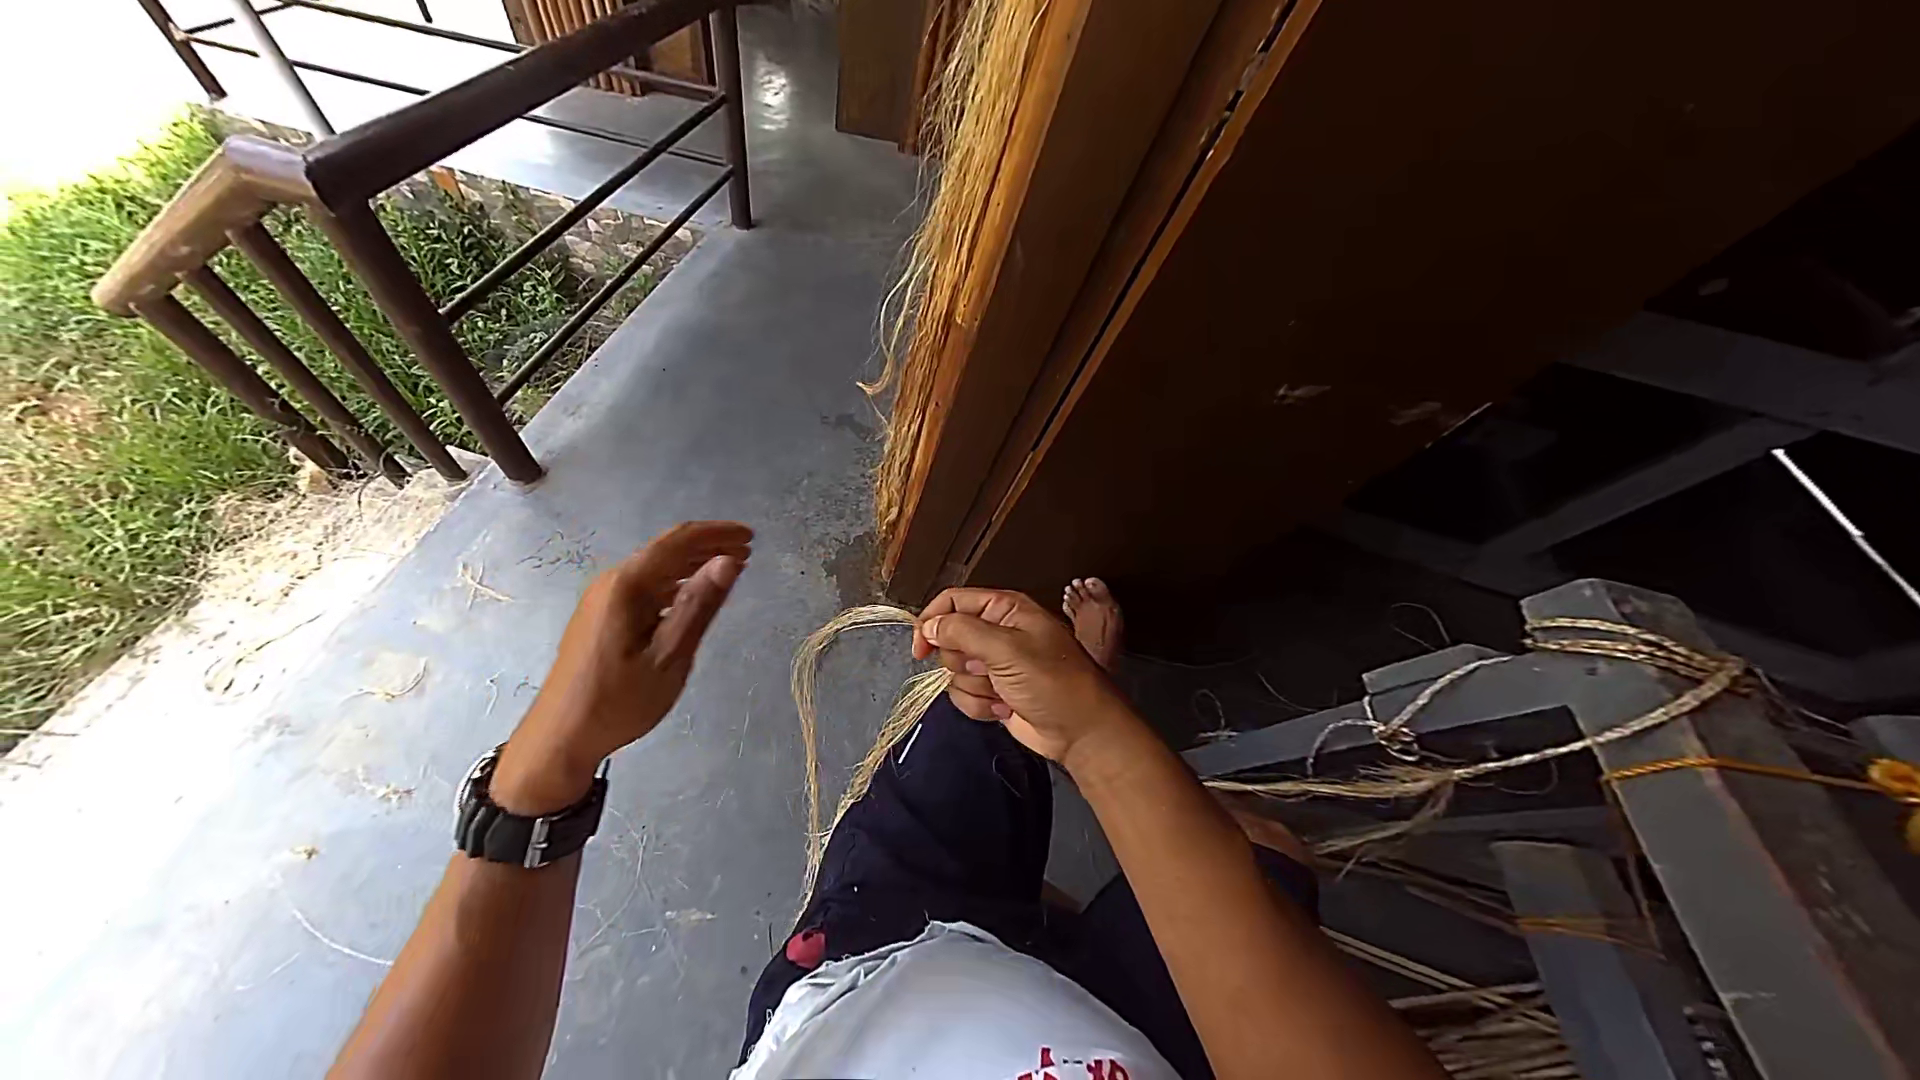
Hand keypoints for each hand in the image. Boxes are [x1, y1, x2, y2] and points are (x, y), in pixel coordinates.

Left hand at [493, 521, 751, 813]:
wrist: (560, 738)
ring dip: (695, 562)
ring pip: (657, 566)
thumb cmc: (619, 700)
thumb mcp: (670, 656)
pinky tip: (694, 593)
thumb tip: (728, 561)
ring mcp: (604, 598)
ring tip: (731, 569)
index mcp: (628, 585)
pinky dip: (677, 581)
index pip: (679, 541)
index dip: (718, 533)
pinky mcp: (603, 614)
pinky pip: (647, 584)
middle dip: (709, 545)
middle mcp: (613, 582)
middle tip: (748, 553)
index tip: (752, 537)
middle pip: (667, 549)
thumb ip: (699, 605)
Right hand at [912, 587, 1135, 767]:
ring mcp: (995, 664)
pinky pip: (965, 695)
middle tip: (987, 670)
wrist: (1081, 731)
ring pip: (955, 672)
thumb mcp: (1007, 649)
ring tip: (1004, 692)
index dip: (932, 621)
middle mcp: (997, 632)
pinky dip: (981, 705)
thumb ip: (962, 631)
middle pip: (949, 639)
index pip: (953, 601)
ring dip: (975, 688)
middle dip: (962, 662)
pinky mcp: (994, 691)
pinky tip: (1005, 708)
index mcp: (1005, 609)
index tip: (921, 648)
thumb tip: (929, 625)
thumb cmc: (1053, 682)